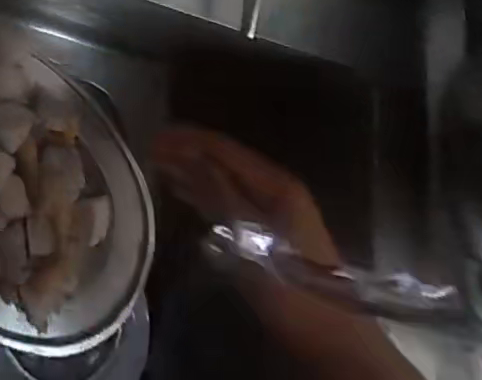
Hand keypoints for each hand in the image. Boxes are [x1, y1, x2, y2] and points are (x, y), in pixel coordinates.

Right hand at [152, 127, 417, 379]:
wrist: (334, 345)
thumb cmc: (292, 288)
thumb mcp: (249, 237)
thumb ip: (216, 192)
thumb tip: (183, 154)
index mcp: (275, 182)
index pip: (221, 145)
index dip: (185, 138)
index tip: (151, 136)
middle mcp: (275, 187)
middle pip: (222, 158)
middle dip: (184, 151)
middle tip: (147, 149)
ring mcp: (274, 209)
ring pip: (223, 177)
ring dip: (191, 169)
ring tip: (155, 164)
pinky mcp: (269, 230)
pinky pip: (227, 197)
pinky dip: (201, 190)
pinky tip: (180, 190)